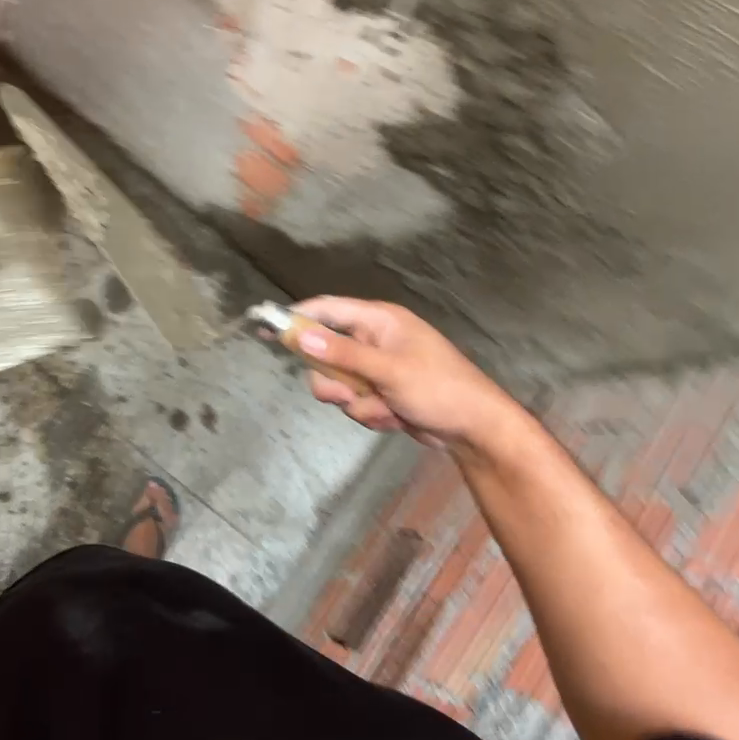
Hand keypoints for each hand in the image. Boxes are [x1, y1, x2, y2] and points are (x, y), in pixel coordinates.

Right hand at [290, 297, 518, 448]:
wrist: (474, 429)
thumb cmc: (439, 388)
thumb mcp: (389, 371)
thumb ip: (343, 354)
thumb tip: (299, 337)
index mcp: (378, 321)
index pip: (326, 310)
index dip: (294, 317)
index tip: (263, 327)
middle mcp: (373, 340)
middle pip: (323, 354)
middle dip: (335, 381)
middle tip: (352, 391)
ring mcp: (375, 368)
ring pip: (335, 384)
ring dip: (356, 402)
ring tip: (386, 408)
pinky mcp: (379, 392)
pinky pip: (353, 402)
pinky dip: (370, 414)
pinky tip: (395, 417)